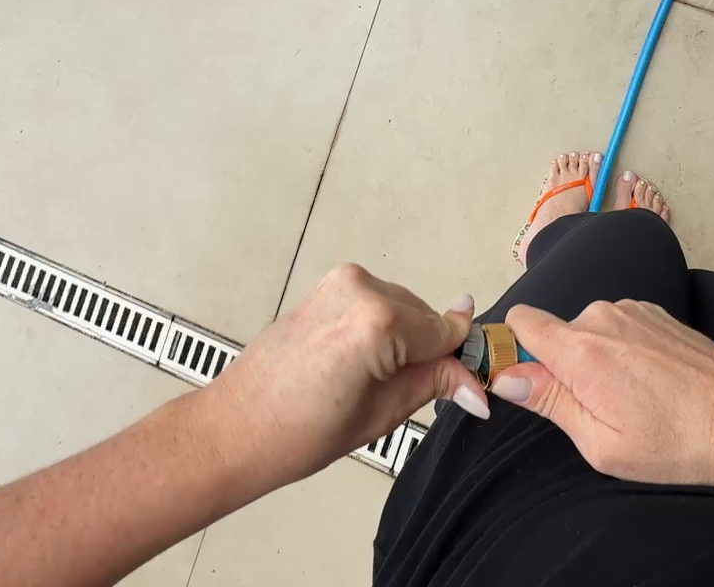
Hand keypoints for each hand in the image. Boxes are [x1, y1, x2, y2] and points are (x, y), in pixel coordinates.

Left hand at [199, 264, 489, 487]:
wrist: (237, 425)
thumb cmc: (300, 432)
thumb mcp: (382, 414)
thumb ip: (434, 383)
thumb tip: (476, 384)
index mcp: (377, 321)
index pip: (444, 331)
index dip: (460, 360)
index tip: (470, 383)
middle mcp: (362, 289)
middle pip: (424, 316)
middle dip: (428, 349)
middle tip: (410, 391)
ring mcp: (342, 280)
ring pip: (403, 306)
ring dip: (405, 337)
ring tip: (374, 378)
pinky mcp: (330, 282)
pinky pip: (377, 299)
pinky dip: (382, 325)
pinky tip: (361, 359)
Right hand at [491, 300, 713, 489]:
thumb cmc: (675, 444)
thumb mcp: (600, 444)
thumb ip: (547, 402)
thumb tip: (506, 377)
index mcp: (581, 351)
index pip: (521, 321)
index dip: (516, 349)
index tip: (529, 379)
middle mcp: (601, 317)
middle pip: (556, 332)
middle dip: (564, 365)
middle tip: (598, 406)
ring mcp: (631, 309)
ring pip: (588, 330)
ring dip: (597, 357)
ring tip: (633, 395)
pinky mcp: (653, 310)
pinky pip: (617, 324)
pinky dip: (623, 347)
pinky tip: (652, 379)